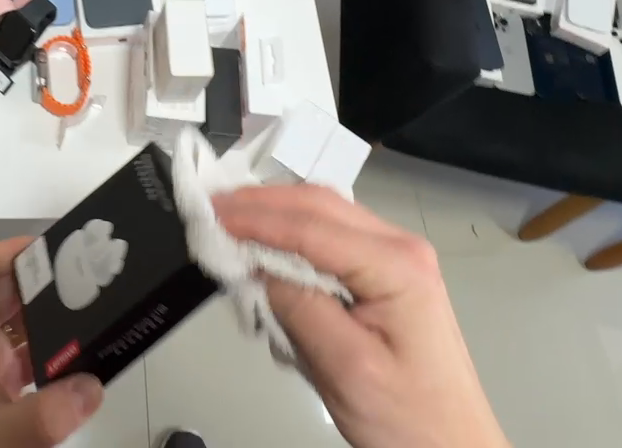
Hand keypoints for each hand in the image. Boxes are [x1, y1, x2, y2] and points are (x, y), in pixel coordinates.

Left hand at [0, 236, 104, 447]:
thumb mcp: (2, 435)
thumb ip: (47, 413)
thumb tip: (94, 385)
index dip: (11, 250)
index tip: (53, 249)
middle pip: (4, 290)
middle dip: (41, 278)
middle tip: (85, 271)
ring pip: (18, 320)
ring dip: (50, 312)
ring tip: (90, 302)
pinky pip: (28, 351)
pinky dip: (53, 346)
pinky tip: (83, 350)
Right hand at [214, 185, 509, 447]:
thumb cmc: (409, 420)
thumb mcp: (347, 368)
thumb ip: (300, 307)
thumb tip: (258, 264)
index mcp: (398, 265)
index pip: (312, 226)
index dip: (257, 217)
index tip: (212, 214)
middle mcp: (399, 246)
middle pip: (318, 203)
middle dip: (261, 202)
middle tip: (213, 207)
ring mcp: (394, 255)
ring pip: (323, 211)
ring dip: (275, 212)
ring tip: (231, 219)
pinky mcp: (383, 271)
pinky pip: (329, 234)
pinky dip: (291, 232)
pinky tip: (267, 241)